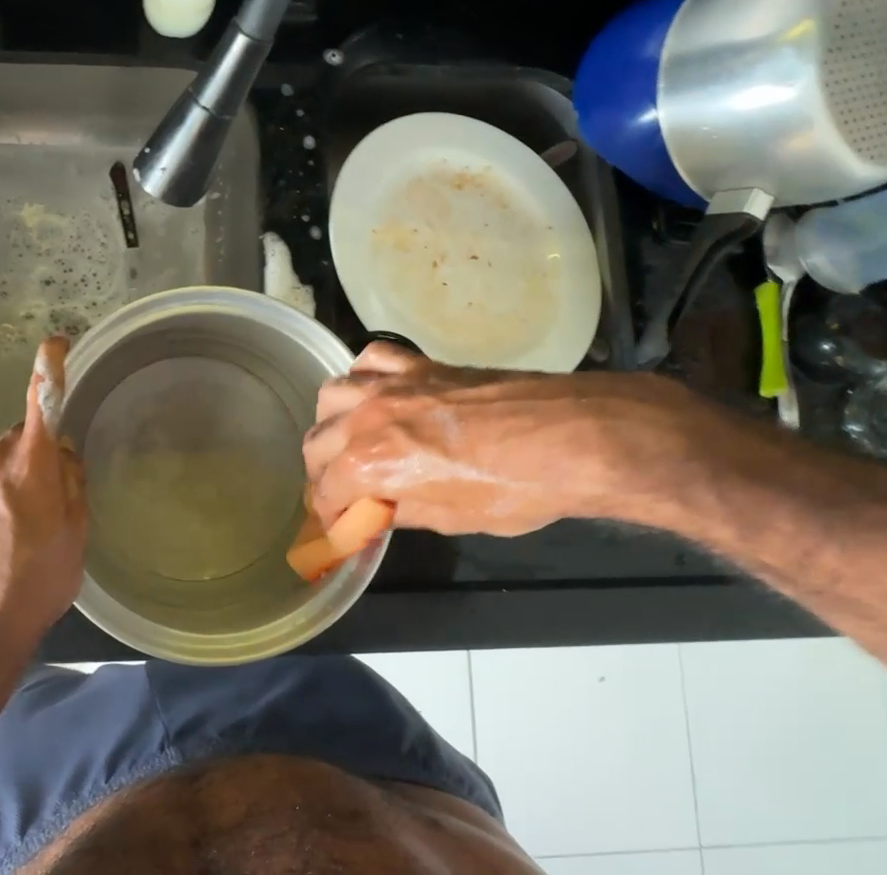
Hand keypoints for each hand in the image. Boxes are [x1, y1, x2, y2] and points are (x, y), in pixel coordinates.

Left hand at [0, 336, 88, 661]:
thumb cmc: (36, 584)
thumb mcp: (76, 537)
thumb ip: (72, 484)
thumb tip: (63, 454)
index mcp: (29, 465)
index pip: (40, 400)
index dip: (50, 367)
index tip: (56, 345)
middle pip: (18, 441)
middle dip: (35, 459)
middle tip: (50, 502)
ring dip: (11, 483)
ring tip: (19, 533)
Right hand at [302, 342, 747, 536]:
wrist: (571, 437)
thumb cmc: (515, 491)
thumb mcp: (452, 519)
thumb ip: (400, 511)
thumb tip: (375, 511)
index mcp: (370, 463)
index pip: (325, 491)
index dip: (329, 515)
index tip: (338, 526)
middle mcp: (367, 417)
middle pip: (316, 442)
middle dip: (322, 472)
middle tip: (344, 491)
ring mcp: (391, 384)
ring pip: (331, 395)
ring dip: (334, 422)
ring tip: (353, 439)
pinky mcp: (419, 364)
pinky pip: (371, 360)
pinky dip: (364, 376)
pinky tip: (377, 393)